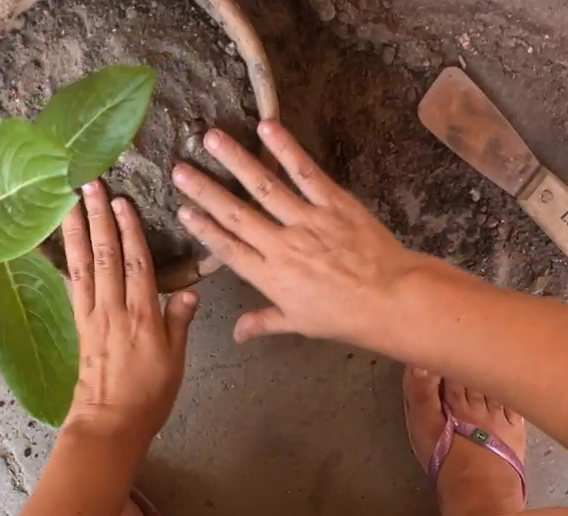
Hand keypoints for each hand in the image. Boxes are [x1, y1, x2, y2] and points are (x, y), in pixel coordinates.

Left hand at [61, 181, 199, 445]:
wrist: (110, 423)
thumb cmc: (149, 397)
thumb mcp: (176, 362)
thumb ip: (180, 323)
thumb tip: (189, 291)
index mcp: (143, 316)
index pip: (138, 263)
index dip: (130, 230)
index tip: (122, 201)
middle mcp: (114, 309)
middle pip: (106, 255)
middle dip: (99, 217)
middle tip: (90, 183)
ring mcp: (93, 316)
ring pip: (84, 264)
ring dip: (77, 230)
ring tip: (71, 201)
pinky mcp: (80, 327)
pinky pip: (73, 285)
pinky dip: (68, 260)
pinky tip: (64, 244)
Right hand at [172, 120, 433, 346]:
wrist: (388, 299)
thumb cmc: (344, 317)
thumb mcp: (300, 324)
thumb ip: (265, 322)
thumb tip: (237, 335)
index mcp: (271, 277)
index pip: (229, 250)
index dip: (204, 229)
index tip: (183, 210)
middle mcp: (282, 246)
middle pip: (236, 214)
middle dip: (206, 190)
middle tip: (180, 169)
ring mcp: (307, 221)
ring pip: (264, 186)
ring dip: (235, 160)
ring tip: (212, 137)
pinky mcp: (333, 203)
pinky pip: (305, 172)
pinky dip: (286, 148)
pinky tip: (266, 128)